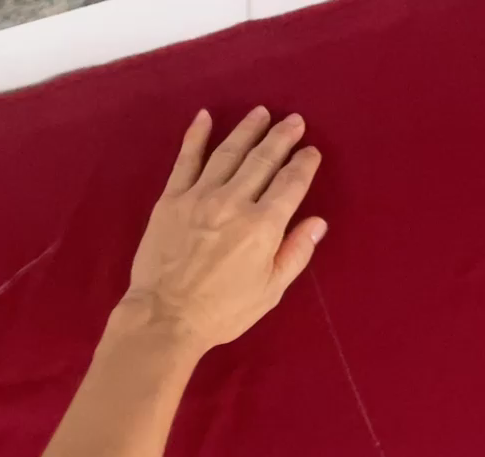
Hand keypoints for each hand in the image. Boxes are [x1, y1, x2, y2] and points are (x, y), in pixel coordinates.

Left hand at [115, 107, 326, 354]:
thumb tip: (317, 223)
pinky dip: (197, 136)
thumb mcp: (270, 292)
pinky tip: (205, 117)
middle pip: (263, 160)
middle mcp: (234, 202)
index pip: (290, 185)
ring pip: (229, 152)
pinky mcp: (172, 199)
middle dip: (282, 138)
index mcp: (263, 227)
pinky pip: (186, 159)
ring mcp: (200, 196)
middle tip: (294, 121)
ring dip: (248, 129)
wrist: (167, 316)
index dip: (303, 165)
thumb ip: (295, 254)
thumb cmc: (223, 312)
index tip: (311, 152)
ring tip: (261, 113)